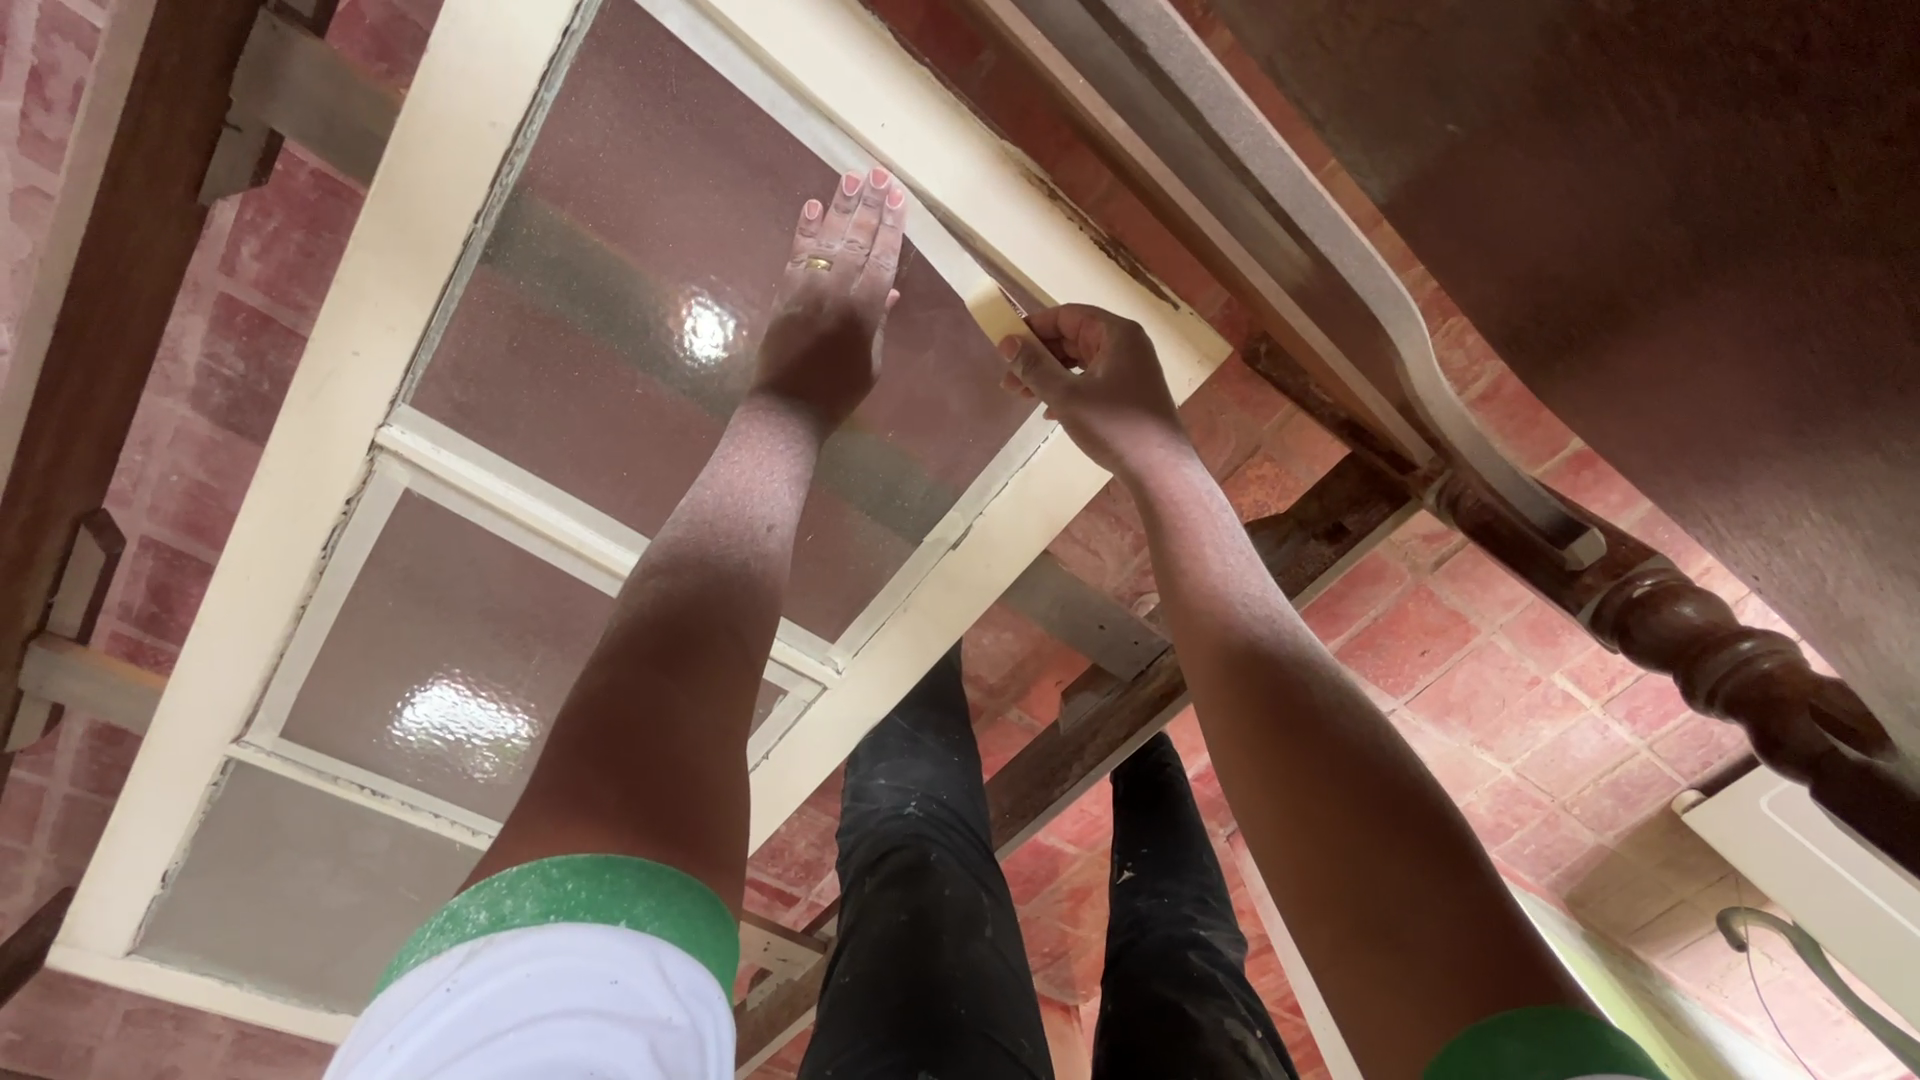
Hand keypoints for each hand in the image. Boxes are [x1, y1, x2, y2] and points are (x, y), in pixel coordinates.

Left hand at [749, 167, 905, 435]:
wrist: (788, 408)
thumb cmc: (839, 393)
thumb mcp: (871, 362)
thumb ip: (879, 323)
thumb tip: (888, 291)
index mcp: (866, 309)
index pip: (883, 256)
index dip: (891, 225)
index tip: (897, 196)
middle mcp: (838, 289)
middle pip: (856, 238)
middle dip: (868, 204)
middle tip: (876, 173)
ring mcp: (808, 287)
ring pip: (827, 237)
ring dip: (839, 205)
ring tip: (849, 177)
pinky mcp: (784, 291)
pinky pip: (797, 252)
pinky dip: (805, 228)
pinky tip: (812, 206)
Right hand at [998, 304, 1195, 482]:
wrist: (1158, 470)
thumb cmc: (1114, 426)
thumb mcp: (1067, 395)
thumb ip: (1035, 367)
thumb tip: (1007, 342)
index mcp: (1116, 334)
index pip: (1067, 316)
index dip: (1034, 327)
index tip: (1007, 346)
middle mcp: (1125, 345)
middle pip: (1072, 338)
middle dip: (1038, 357)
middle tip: (1009, 379)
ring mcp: (1128, 370)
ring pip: (1079, 363)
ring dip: (1049, 376)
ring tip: (1022, 396)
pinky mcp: (1127, 394)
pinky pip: (1090, 382)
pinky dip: (1067, 391)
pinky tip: (1049, 412)